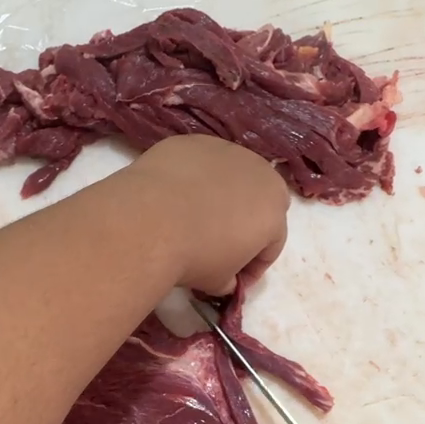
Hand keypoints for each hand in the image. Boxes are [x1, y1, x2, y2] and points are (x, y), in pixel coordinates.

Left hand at [123, 135, 288, 295]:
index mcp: (273, 213)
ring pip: (231, 177)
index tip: (234, 281)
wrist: (150, 219)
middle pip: (259, 203)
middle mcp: (260, 174)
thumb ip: (230, 280)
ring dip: (221, 197)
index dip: (253, 268)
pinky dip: (193, 180)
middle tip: (221, 246)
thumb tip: (226, 280)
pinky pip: (200, 165)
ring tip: (194, 218)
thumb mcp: (217, 282)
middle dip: (246, 224)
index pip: (271, 246)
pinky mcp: (194, 141)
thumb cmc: (195, 256)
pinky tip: (173, 197)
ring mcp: (226, 151)